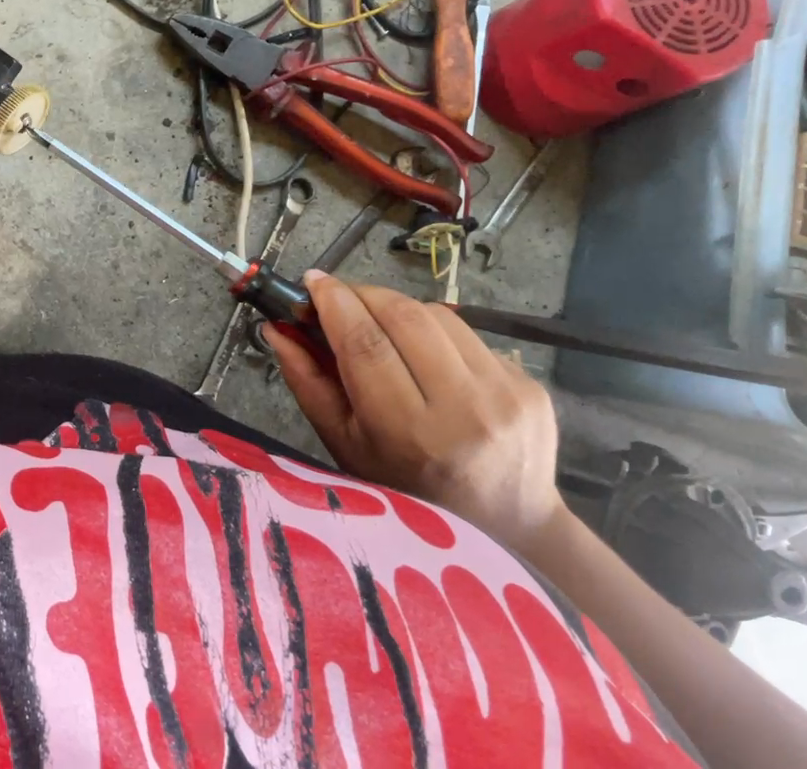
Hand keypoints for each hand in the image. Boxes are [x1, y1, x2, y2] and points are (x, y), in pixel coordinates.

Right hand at [262, 272, 564, 549]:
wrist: (505, 524)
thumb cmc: (403, 489)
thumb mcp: (343, 444)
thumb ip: (307, 383)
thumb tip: (276, 328)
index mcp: (408, 432)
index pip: (366, 344)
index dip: (334, 303)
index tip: (312, 281)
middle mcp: (464, 407)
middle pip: (404, 318)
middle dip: (363, 294)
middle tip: (337, 295)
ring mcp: (505, 393)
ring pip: (438, 316)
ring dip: (397, 308)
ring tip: (376, 323)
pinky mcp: (530, 382)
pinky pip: (468, 336)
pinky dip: (434, 333)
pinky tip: (423, 356)